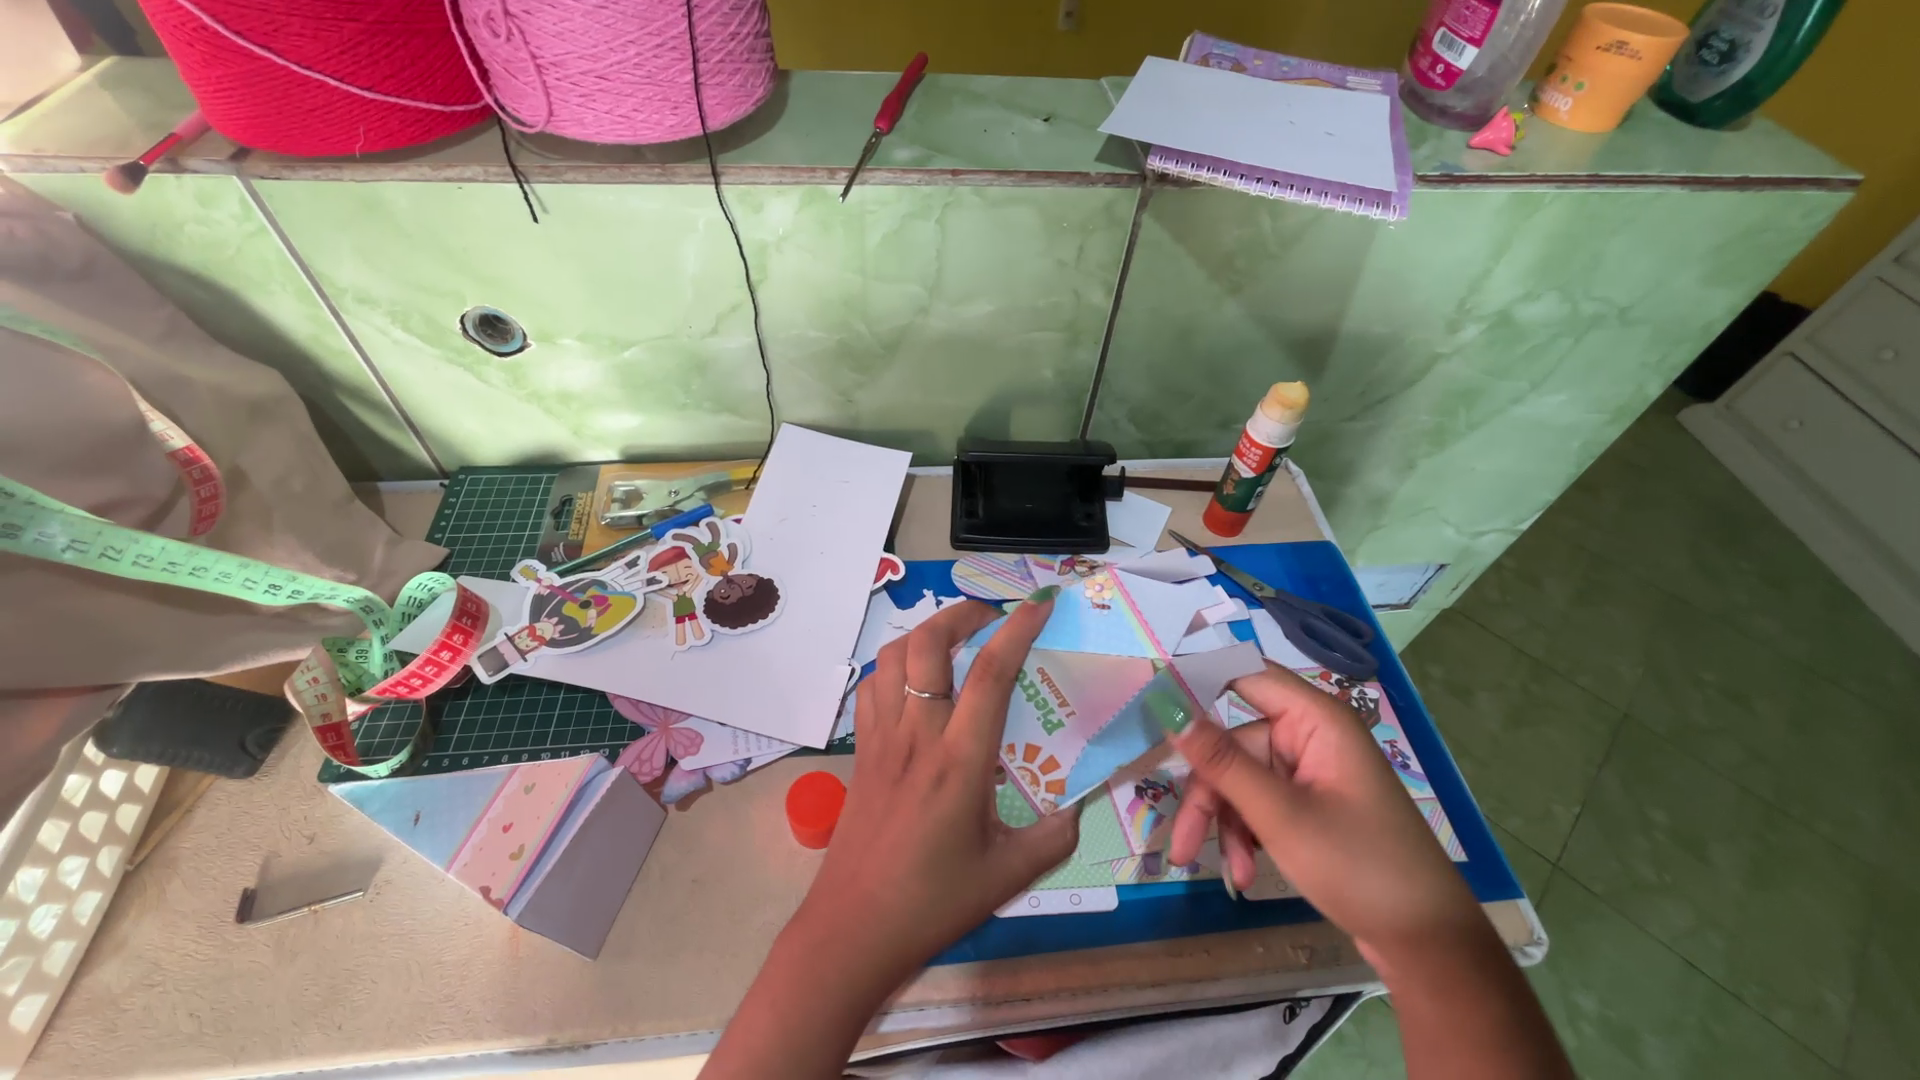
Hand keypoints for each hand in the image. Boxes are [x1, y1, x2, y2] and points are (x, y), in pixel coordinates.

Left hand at [794, 592, 1078, 978]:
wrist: (854, 928)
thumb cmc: (933, 903)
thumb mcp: (1009, 876)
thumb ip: (1054, 837)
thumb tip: (1078, 807)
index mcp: (960, 759)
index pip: (991, 672)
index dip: (1017, 629)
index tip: (1039, 604)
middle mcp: (917, 735)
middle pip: (928, 644)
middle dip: (961, 614)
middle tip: (991, 617)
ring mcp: (881, 739)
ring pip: (892, 657)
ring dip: (924, 633)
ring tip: (953, 640)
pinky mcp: (861, 752)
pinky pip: (872, 688)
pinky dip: (894, 666)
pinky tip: (914, 682)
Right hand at [1167, 664, 1482, 968]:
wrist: (1425, 941)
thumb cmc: (1359, 865)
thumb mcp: (1280, 816)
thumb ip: (1222, 761)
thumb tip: (1170, 710)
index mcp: (1316, 720)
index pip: (1244, 675)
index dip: (1196, 681)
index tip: (1150, 702)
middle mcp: (1311, 736)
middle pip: (1233, 744)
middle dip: (1208, 796)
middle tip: (1182, 845)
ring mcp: (1310, 772)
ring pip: (1240, 779)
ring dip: (1225, 824)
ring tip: (1223, 872)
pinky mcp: (1309, 804)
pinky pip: (1259, 803)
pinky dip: (1245, 834)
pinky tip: (1245, 873)